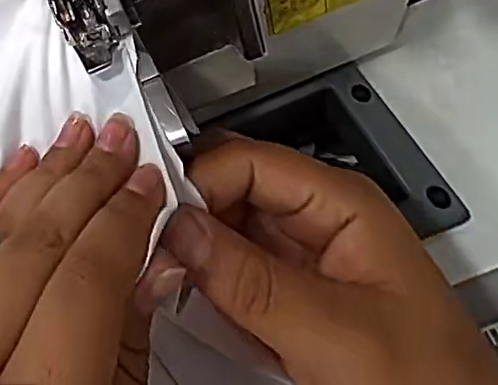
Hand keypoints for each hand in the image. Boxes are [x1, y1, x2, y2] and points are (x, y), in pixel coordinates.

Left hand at [0, 113, 171, 384]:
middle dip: (87, 182)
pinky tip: (15, 169)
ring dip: (39, 176)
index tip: (147, 184)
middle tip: (116, 139)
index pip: (84, 282)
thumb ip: (122, 351)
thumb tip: (149, 262)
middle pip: (38, 245)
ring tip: (74, 136)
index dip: (123, 222)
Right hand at [152, 137, 497, 384]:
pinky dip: (207, 280)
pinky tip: (195, 298)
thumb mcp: (341, 338)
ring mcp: (301, 254)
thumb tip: (182, 230)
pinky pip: (231, 266)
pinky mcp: (291, 291)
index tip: (161, 217)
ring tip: (167, 274)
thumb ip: (254, 282)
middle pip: (228, 184)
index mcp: (341, 201)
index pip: (244, 160)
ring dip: (193, 248)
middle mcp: (317, 216)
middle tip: (156, 246)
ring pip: (223, 225)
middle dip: (189, 212)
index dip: (197, 181)